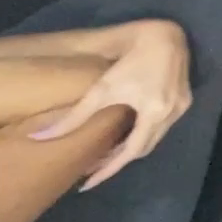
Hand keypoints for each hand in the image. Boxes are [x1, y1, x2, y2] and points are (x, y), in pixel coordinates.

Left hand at [30, 19, 191, 189]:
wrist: (165, 37)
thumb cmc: (133, 63)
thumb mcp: (103, 89)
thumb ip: (75, 116)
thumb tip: (38, 137)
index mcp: (155, 112)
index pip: (132, 151)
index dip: (109, 169)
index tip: (87, 184)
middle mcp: (173, 112)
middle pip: (146, 146)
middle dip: (119, 160)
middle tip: (91, 167)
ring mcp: (182, 104)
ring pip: (156, 136)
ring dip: (133, 147)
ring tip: (106, 151)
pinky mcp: (184, 97)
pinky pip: (163, 125)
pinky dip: (144, 134)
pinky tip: (128, 131)